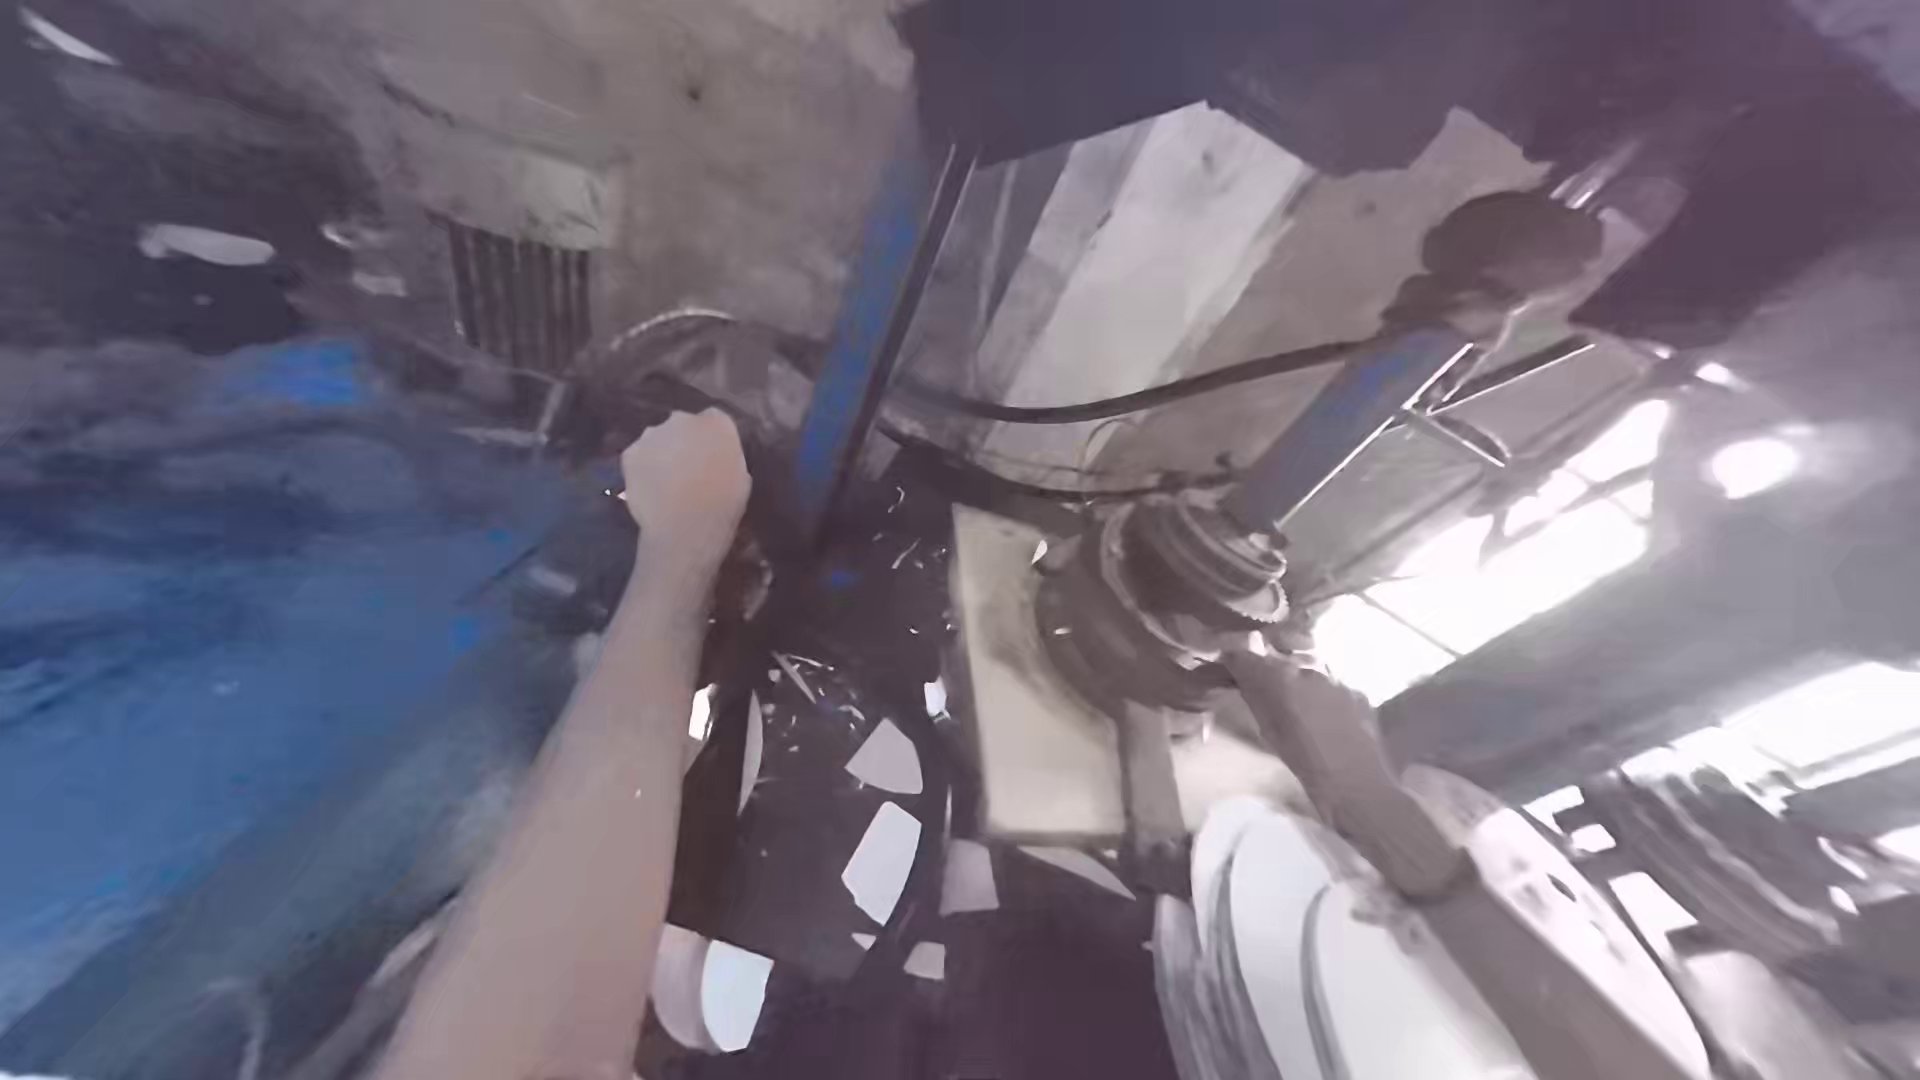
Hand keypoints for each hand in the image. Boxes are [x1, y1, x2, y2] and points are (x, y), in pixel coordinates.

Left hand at [620, 409, 750, 552]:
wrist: (685, 526)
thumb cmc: (724, 503)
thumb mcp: (741, 475)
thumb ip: (726, 456)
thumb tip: (716, 456)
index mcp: (717, 423)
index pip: (715, 419)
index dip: (713, 438)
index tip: (714, 455)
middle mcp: (682, 419)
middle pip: (683, 425)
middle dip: (685, 441)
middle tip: (690, 468)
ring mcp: (652, 434)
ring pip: (658, 439)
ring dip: (663, 453)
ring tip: (668, 482)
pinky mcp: (629, 453)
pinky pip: (640, 457)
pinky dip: (645, 468)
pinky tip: (652, 489)